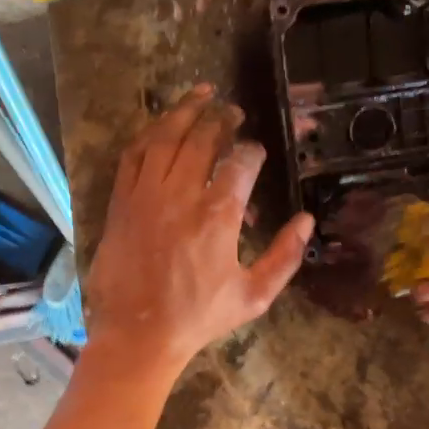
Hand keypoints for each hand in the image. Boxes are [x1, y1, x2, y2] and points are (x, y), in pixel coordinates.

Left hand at [84, 85, 314, 376]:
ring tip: (200, 94)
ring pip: (165, 137)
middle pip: (202, 139)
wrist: (139, 333)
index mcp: (218, 216)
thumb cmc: (200, 316)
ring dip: (184, 111)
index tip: (257, 152)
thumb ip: (284, 257)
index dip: (252, 151)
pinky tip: (160, 125)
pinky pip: (133, 155)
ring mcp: (146, 195)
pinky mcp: (122, 202)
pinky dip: (149, 134)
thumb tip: (306, 221)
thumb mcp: (254, 296)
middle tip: (232, 111)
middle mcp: (181, 195)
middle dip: (221, 119)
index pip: (240, 163)